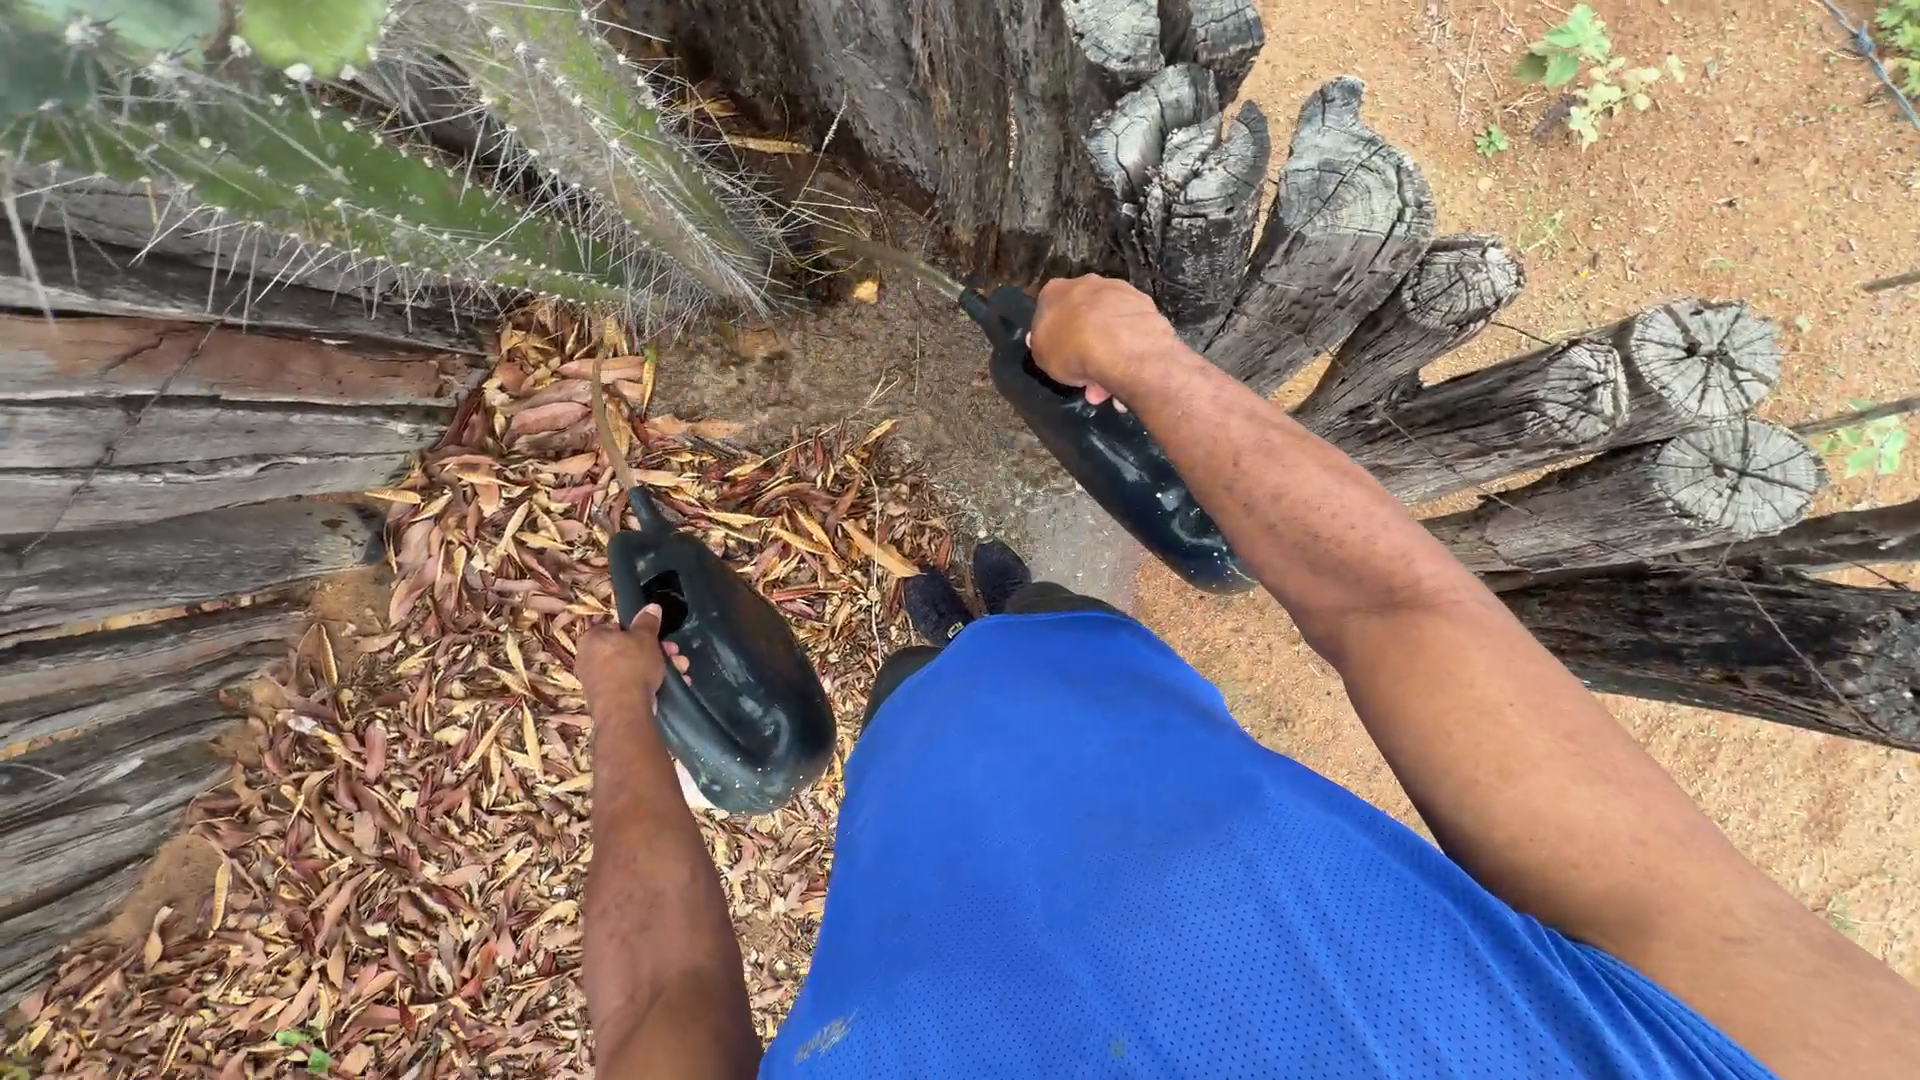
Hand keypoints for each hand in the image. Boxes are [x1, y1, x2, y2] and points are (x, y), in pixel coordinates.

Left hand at [576, 604, 691, 712]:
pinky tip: (669, 687)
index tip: (658, 638)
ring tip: (680, 671)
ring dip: (659, 667)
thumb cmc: (632, 665)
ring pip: (633, 668)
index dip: (640, 632)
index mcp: (592, 638)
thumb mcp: (645, 637)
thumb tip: (651, 606)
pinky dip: (649, 684)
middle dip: (657, 651)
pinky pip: (630, 685)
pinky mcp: (607, 699)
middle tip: (674, 653)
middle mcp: (588, 658)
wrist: (624, 709)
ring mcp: (596, 681)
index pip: (617, 627)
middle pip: (628, 649)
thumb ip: (648, 621)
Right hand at [1028, 275, 1180, 407]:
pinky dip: (1127, 350)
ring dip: (1107, 354)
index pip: (1050, 312)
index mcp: (1054, 291)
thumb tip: (1040, 339)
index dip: (1055, 337)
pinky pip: (1130, 330)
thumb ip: (1041, 346)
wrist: (1117, 344)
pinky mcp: (1144, 303)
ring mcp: (1118, 291)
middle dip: (1084, 348)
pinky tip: (1126, 375)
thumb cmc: (1069, 349)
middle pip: (1082, 318)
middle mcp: (1086, 283)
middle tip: (1087, 378)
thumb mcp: (1041, 356)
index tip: (1061, 357)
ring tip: (1109, 387)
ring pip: (1108, 326)